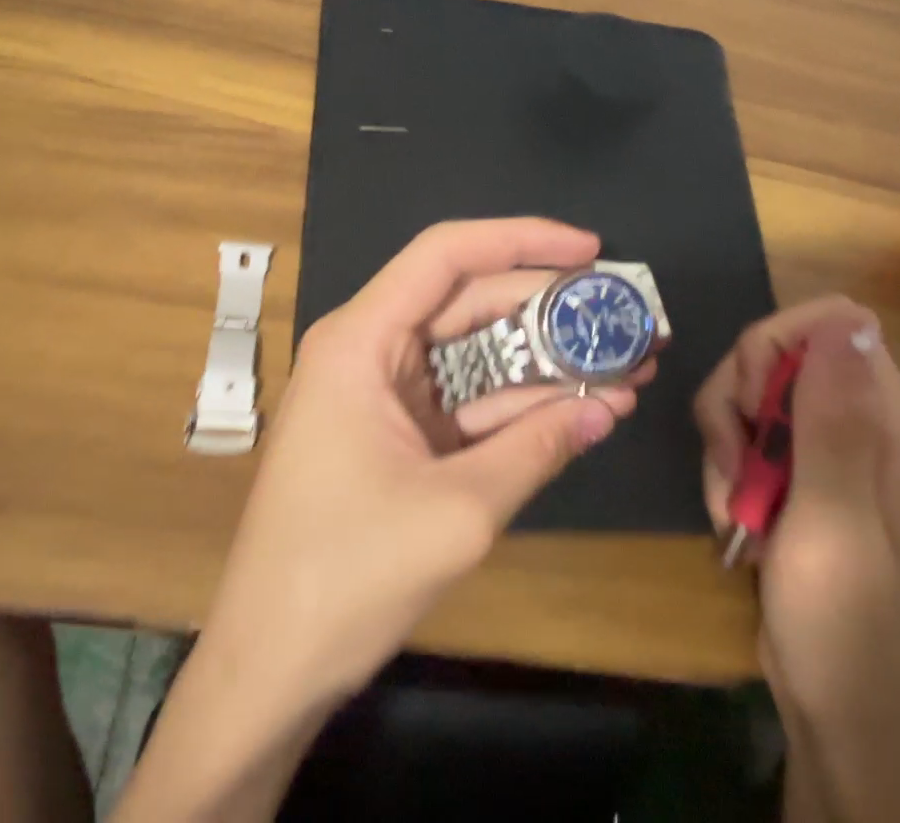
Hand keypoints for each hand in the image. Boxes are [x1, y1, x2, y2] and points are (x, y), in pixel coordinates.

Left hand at [203, 218, 652, 706]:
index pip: (445, 256)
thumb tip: (607, 405)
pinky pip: (461, 404)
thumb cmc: (350, 574)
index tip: (591, 250)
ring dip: (541, 363)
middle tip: (624, 321)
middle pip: (465, 303)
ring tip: (622, 367)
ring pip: (470, 355)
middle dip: (548, 310)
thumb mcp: (460, 508)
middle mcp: (365, 354)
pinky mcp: (391, 439)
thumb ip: (537, 447)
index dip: (522, 240)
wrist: (275, 659)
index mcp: (360, 343)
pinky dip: (515, 408)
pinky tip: (579, 411)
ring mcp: (378, 398)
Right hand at [694, 297, 899, 819]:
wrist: (849, 715)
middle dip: (737, 405)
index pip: (833, 325)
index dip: (774, 346)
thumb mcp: (834, 525)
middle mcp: (869, 427)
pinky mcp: (807, 485)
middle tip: (734, 470)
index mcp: (893, 425)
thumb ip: (836, 423)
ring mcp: (836, 457)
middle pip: (781, 357)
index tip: (752, 409)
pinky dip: (731, 473)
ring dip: (727, 446)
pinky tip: (738, 522)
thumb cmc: (847, 627)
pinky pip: (753, 443)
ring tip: (736, 511)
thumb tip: (847, 318)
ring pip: (757, 400)